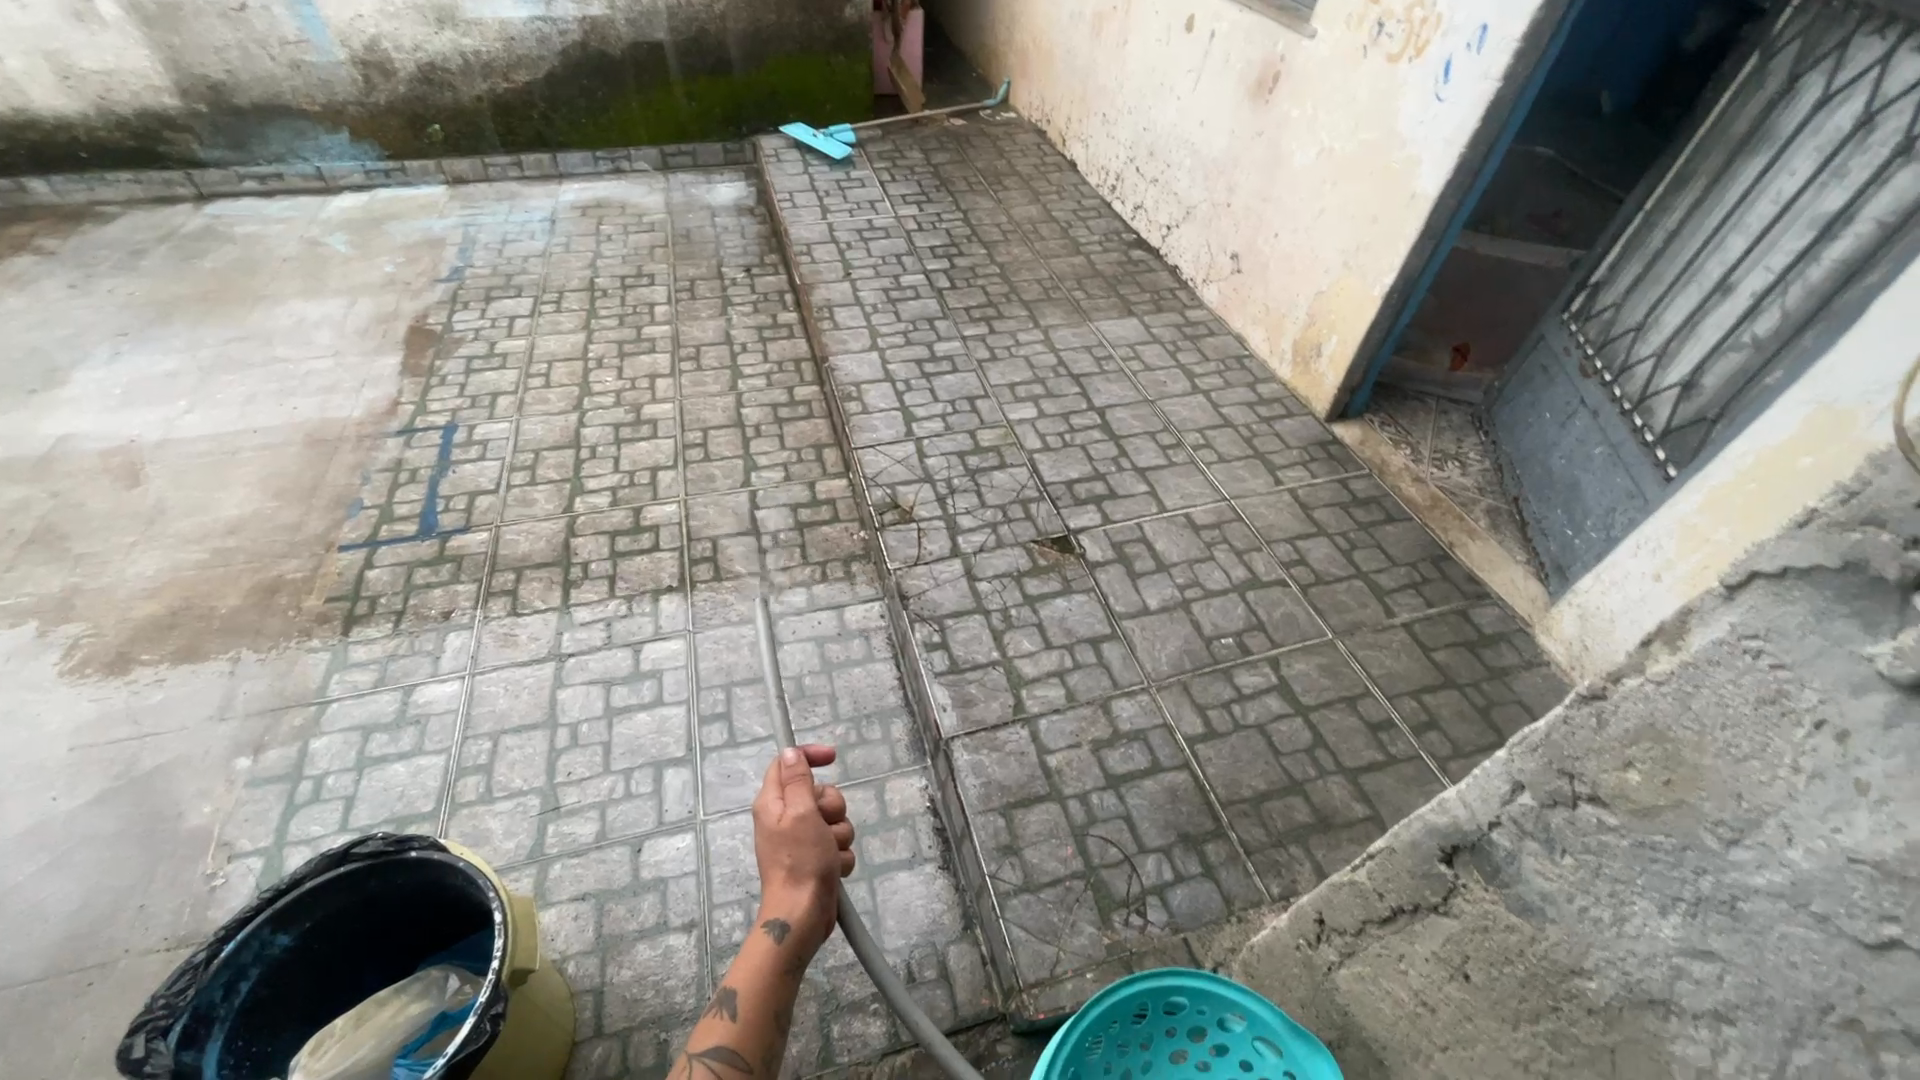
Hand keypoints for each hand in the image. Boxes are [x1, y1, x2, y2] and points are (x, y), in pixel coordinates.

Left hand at [751, 744, 854, 959]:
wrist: (802, 915)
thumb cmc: (799, 861)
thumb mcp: (800, 813)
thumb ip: (797, 780)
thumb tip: (790, 752)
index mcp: (774, 803)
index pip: (788, 763)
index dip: (809, 756)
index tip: (833, 757)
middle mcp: (786, 818)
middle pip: (819, 793)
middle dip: (832, 807)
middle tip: (824, 825)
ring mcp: (802, 840)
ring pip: (834, 820)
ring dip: (839, 835)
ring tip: (829, 853)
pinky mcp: (817, 859)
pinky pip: (838, 844)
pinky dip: (840, 855)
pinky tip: (833, 869)